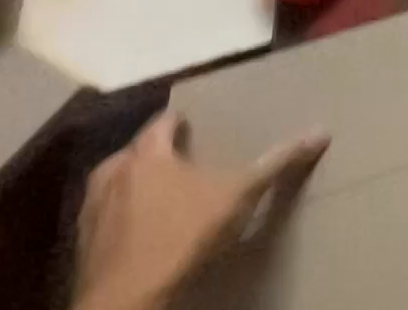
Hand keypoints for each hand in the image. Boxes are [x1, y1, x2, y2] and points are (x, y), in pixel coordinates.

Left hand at [74, 111, 328, 309]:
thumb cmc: (185, 231)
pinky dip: (120, 214)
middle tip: (171, 151)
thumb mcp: (243, 192)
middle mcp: (112, 181)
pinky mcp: (85, 249)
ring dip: (127, 183)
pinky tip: (142, 223)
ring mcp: (92, 217)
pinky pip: (103, 219)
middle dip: (145, 151)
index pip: (156, 127)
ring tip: (157, 186)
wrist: (130, 297)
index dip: (172, 119)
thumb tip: (322, 132)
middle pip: (125, 155)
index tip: (186, 116)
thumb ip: (278, 161)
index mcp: (147, 160)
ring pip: (107, 188)